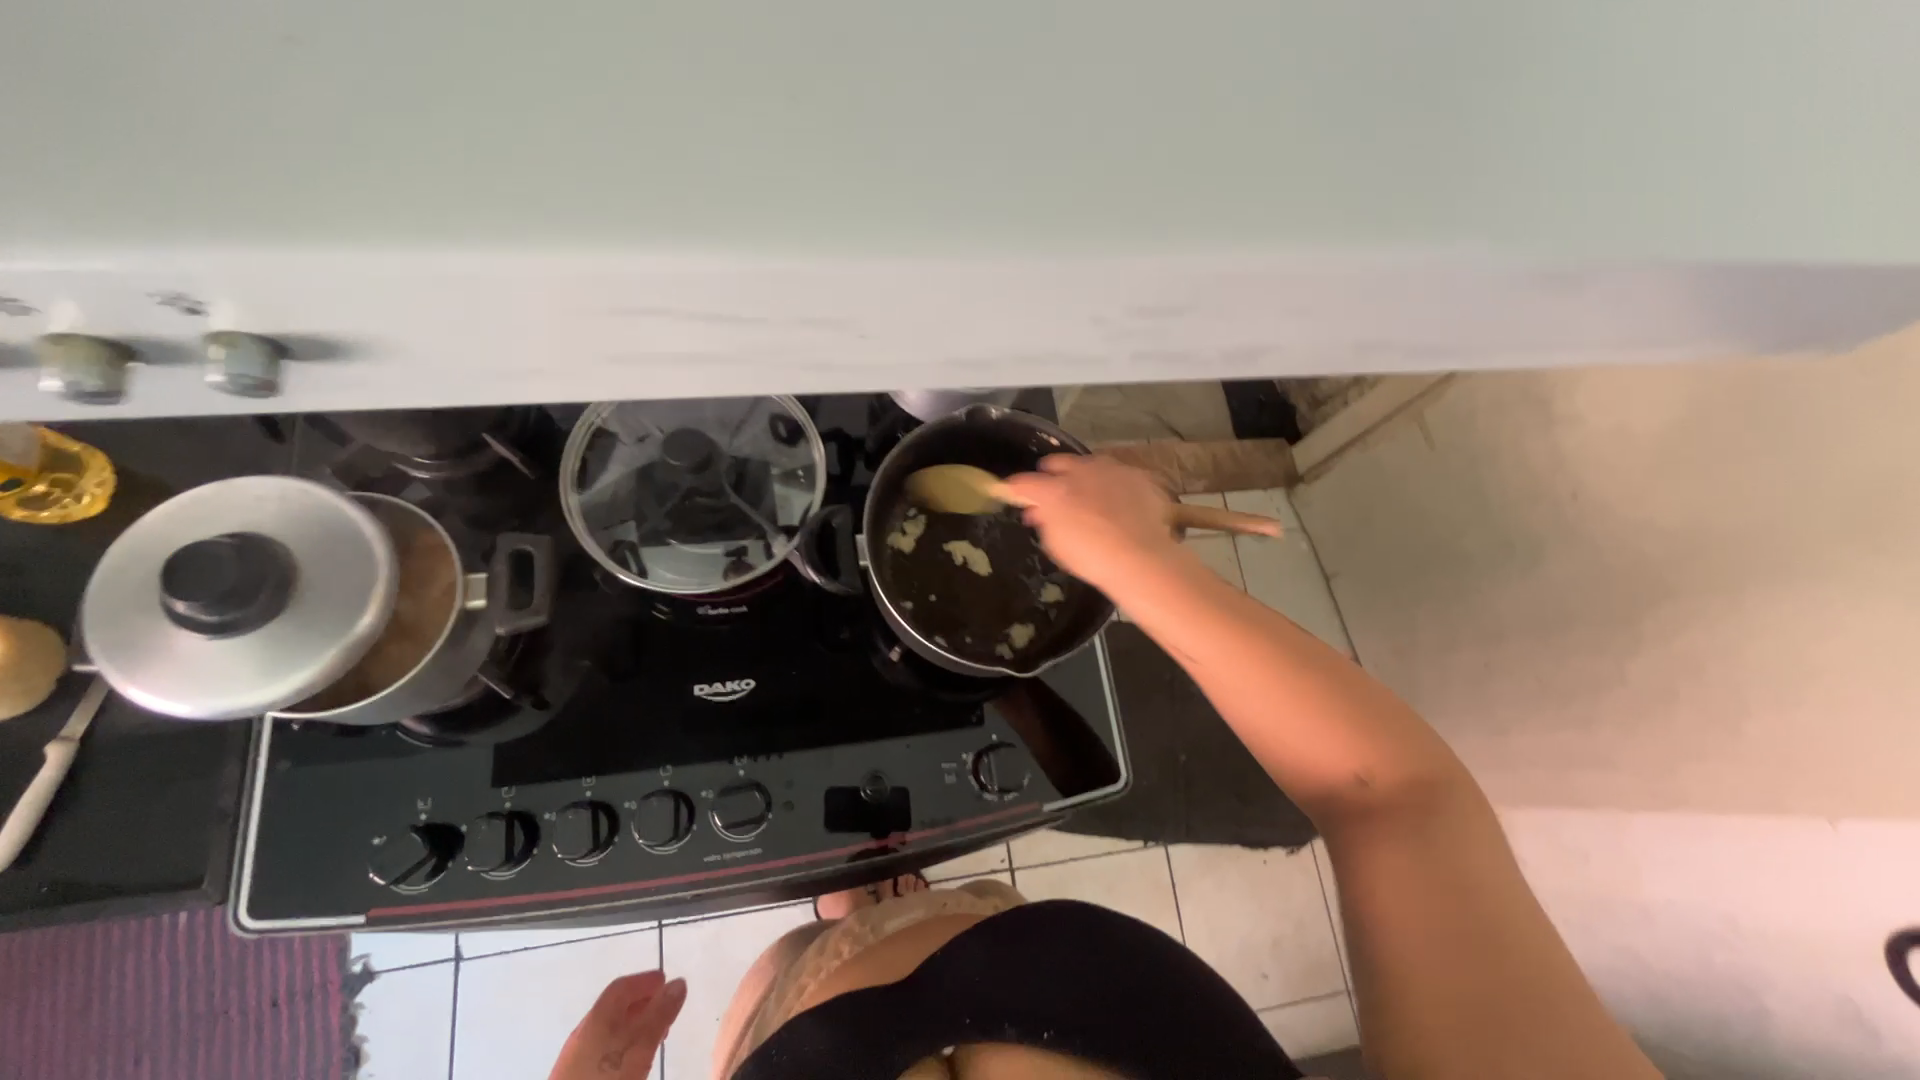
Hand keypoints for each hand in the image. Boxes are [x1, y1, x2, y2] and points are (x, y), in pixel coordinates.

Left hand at [547, 971, 685, 1079]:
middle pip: (614, 1007)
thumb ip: (658, 1015)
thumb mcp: (639, 1046)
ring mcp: (578, 1057)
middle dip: (642, 1002)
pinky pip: (605, 1048)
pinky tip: (633, 1059)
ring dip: (635, 1025)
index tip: (666, 980)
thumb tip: (678, 983)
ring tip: (656, 1035)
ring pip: (610, 1030)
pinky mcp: (578, 1075)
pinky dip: (624, 1044)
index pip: (620, 988)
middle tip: (666, 1006)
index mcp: (597, 1019)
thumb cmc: (606, 1079)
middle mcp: (584, 1032)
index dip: (644, 981)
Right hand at [1001, 455, 1179, 589]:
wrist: (1140, 559)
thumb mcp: (1055, 545)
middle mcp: (1080, 471)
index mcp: (1053, 490)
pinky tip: (1117, 504)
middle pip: (1056, 463)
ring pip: (1088, 464)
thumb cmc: (1091, 557)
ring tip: (1088, 498)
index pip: (1022, 482)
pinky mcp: (1136, 476)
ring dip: (1082, 477)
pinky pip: (1116, 475)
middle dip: (1051, 477)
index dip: (1014, 489)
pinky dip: (1111, 485)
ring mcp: (1111, 470)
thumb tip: (1037, 510)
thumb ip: (1043, 521)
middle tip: (1053, 496)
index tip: (1013, 494)